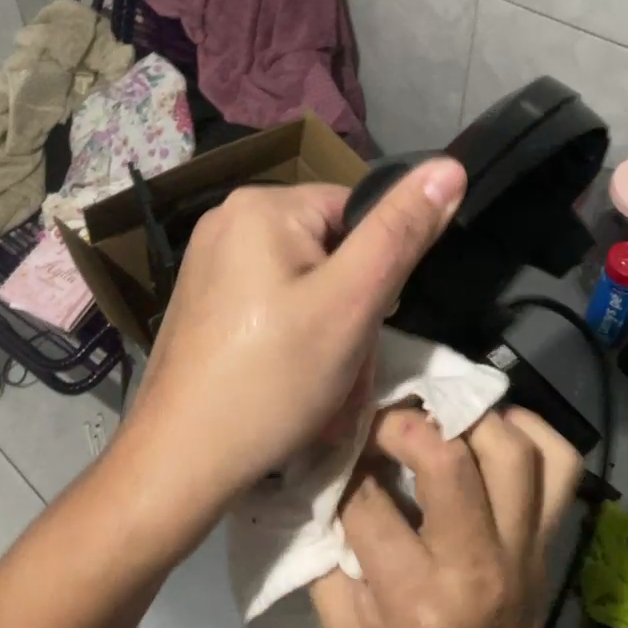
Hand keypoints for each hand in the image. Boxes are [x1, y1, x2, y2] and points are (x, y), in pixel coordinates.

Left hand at [115, 158, 466, 517]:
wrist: (178, 462)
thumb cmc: (270, 380)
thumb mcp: (349, 305)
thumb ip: (401, 234)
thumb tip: (449, 166)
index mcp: (261, 205)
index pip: (357, 213)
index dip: (379, 271)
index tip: (373, 325)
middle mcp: (229, 221)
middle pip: (332, 254)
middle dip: (352, 317)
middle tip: (347, 375)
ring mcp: (212, 264)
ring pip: (308, 288)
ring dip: (331, 339)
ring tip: (325, 393)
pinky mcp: (206, 302)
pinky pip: (275, 308)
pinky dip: (297, 346)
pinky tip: (295, 389)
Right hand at [311, 408, 584, 627]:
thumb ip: (322, 553)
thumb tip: (316, 472)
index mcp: (416, 600)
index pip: (368, 503)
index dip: (344, 468)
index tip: (337, 458)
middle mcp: (477, 566)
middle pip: (448, 460)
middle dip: (401, 425)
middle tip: (381, 424)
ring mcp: (524, 546)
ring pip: (510, 449)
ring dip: (465, 418)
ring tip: (434, 417)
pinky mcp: (552, 533)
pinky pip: (560, 461)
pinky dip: (530, 429)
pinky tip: (490, 429)